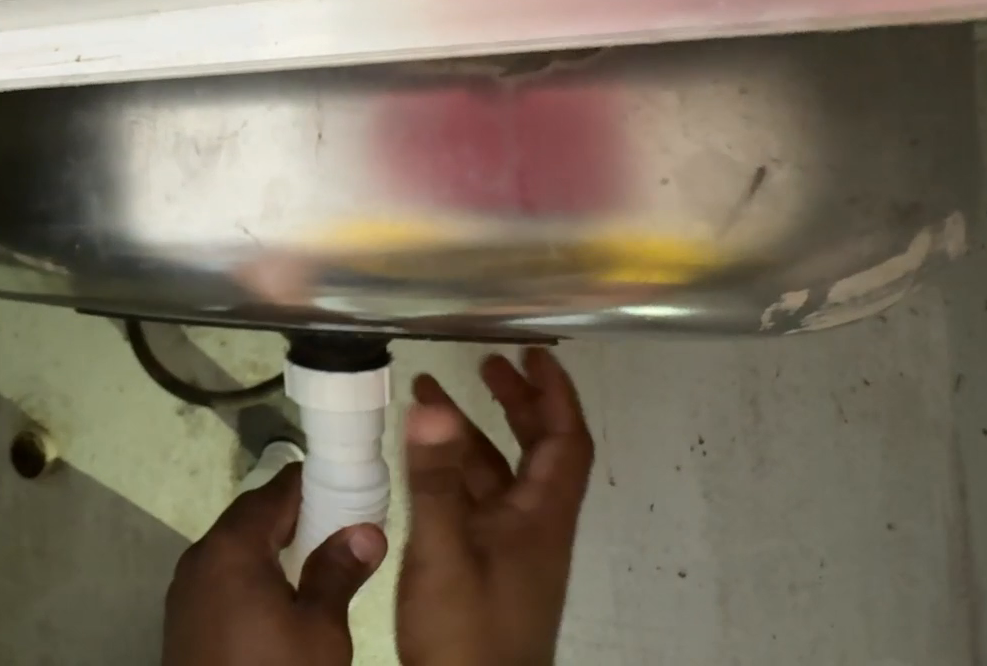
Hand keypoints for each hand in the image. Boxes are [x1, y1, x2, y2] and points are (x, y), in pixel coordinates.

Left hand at [163, 463, 387, 665]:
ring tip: (312, 556)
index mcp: (232, 547)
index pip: (275, 491)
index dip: (310, 483)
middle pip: (251, 515)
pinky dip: (249, 569)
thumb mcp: (320, 632)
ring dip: (270, 542)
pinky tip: (276, 593)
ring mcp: (186, 587)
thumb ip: (339, 572)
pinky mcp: (183, 617)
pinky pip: (220, 573)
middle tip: (335, 519)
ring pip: (233, 544)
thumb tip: (367, 530)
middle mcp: (201, 554)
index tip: (344, 481)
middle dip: (292, 512)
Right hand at [396, 349, 594, 665]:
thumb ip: (436, 478)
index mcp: (541, 519)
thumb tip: (430, 405)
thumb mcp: (445, 550)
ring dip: (472, 433)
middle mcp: (533, 527)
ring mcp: (509, 547)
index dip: (556, 395)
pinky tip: (421, 459)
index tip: (535, 354)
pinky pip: (475, 499)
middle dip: (516, 403)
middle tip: (485, 365)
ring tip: (429, 396)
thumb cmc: (466, 632)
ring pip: (499, 474)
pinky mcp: (484, 564)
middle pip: (538, 452)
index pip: (566, 443)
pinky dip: (452, 468)